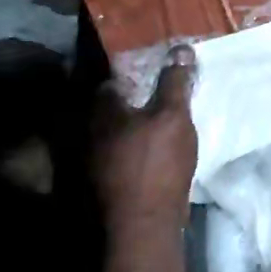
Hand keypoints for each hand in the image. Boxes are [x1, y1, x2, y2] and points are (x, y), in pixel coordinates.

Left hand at [93, 45, 197, 232]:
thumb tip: (180, 48)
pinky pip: (120, 153)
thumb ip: (175, 82)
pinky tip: (154, 152)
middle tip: (163, 96)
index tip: (159, 70)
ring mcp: (93, 158)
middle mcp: (89, 129)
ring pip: (117, 130)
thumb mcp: (173, 117)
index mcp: (102, 109)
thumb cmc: (157, 163)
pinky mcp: (103, 181)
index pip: (116, 78)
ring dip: (135, 125)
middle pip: (114, 105)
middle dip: (135, 99)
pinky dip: (134, 148)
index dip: (138, 71)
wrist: (142, 223)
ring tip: (161, 123)